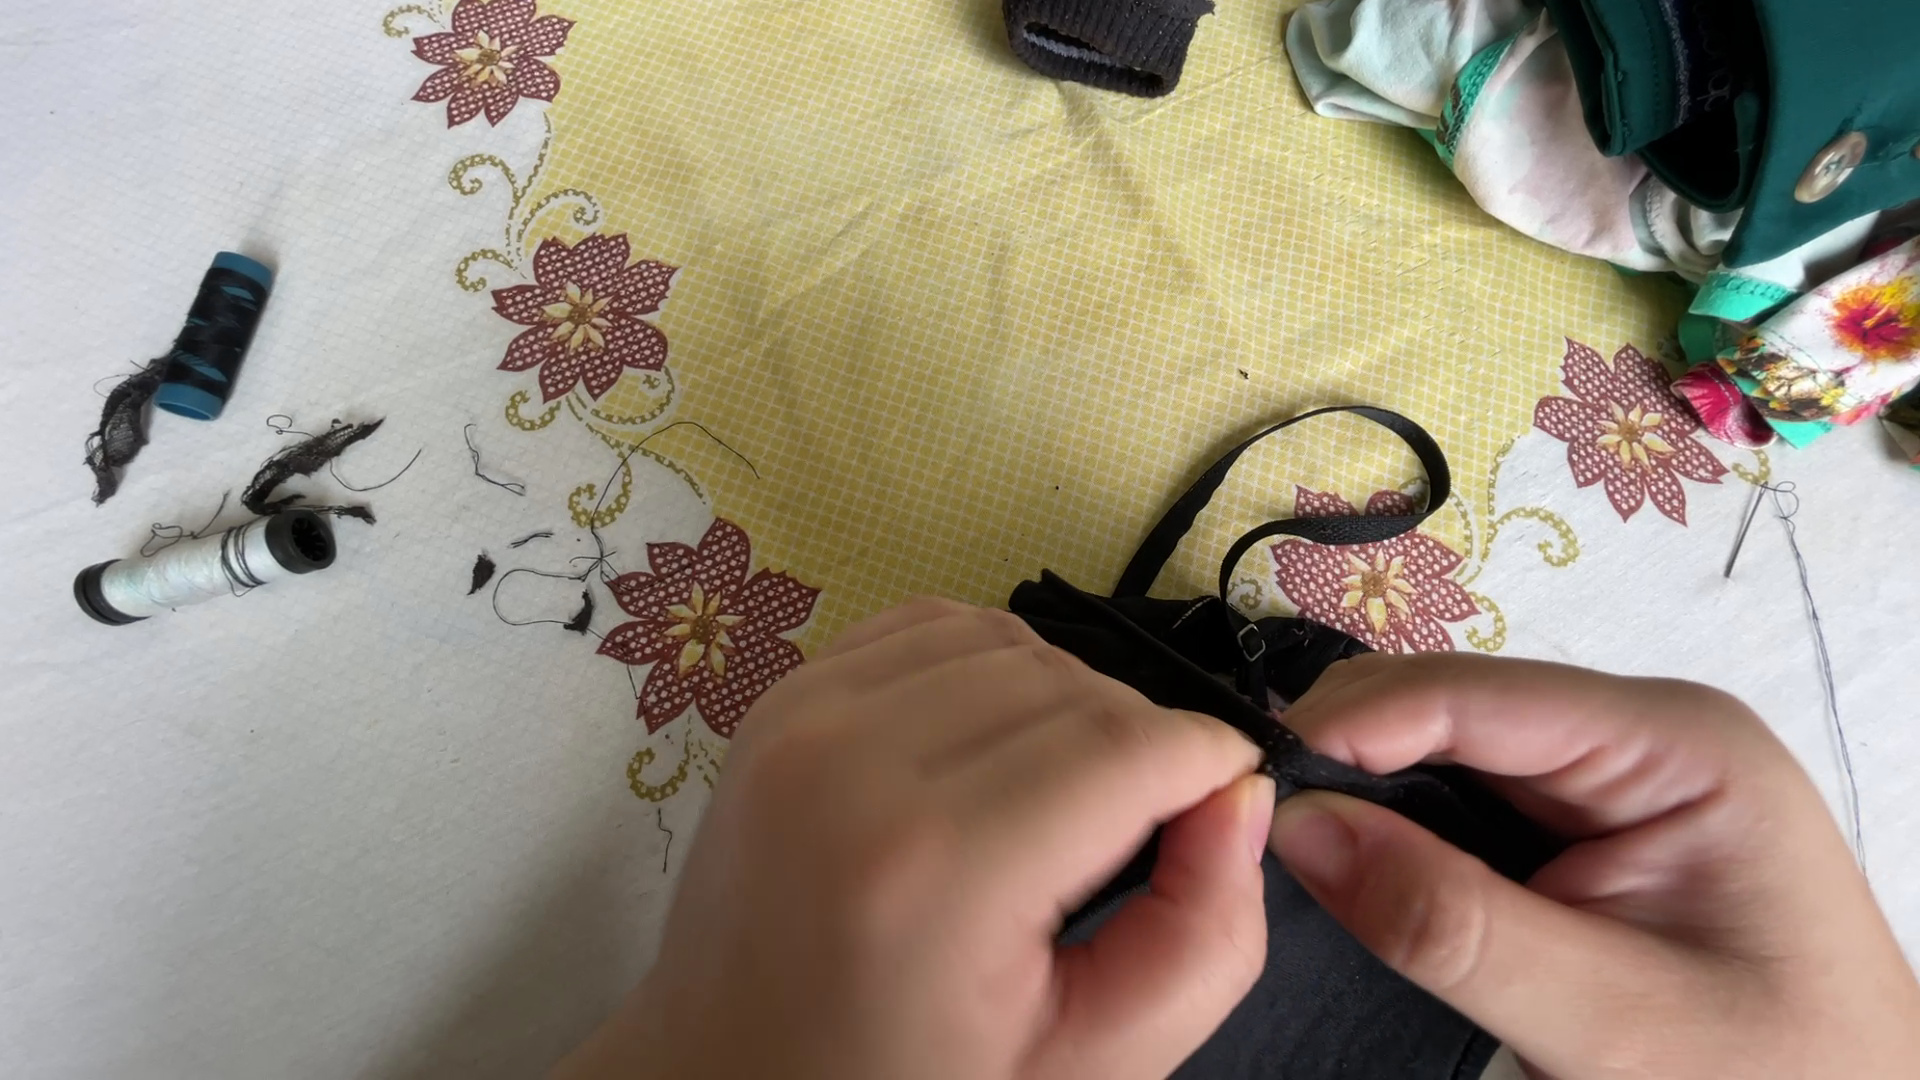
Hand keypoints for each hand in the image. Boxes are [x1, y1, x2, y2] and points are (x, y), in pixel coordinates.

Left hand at [553, 600, 1272, 1079]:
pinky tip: (986, 727)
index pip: (1120, 747)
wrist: (723, 1070)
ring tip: (1056, 773)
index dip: (1203, 755)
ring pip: (1005, 636)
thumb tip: (1234, 790)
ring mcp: (805, 709)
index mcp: (933, 870)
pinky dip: (988, 659)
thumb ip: (1201, 934)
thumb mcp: (1089, 1066)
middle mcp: (855, 759)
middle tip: (1134, 810)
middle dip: (1136, 734)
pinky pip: (931, 623)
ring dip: (1063, 691)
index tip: (1223, 785)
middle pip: (1067, 683)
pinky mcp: (785, 691)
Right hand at [1266, 652, 1919, 1078]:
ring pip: (1412, 726)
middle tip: (1267, 823)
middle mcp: (1614, 723)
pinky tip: (1349, 840)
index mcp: (1667, 741)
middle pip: (1424, 695)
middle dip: (1336, 747)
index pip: (1459, 694)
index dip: (1346, 728)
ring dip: (1346, 772)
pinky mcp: (1545, 795)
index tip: (1260, 788)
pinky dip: (1369, 798)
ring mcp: (1578, 755)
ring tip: (1298, 835)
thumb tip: (1295, 828)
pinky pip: (1426, 769)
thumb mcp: (1620, 1029)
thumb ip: (1452, 925)